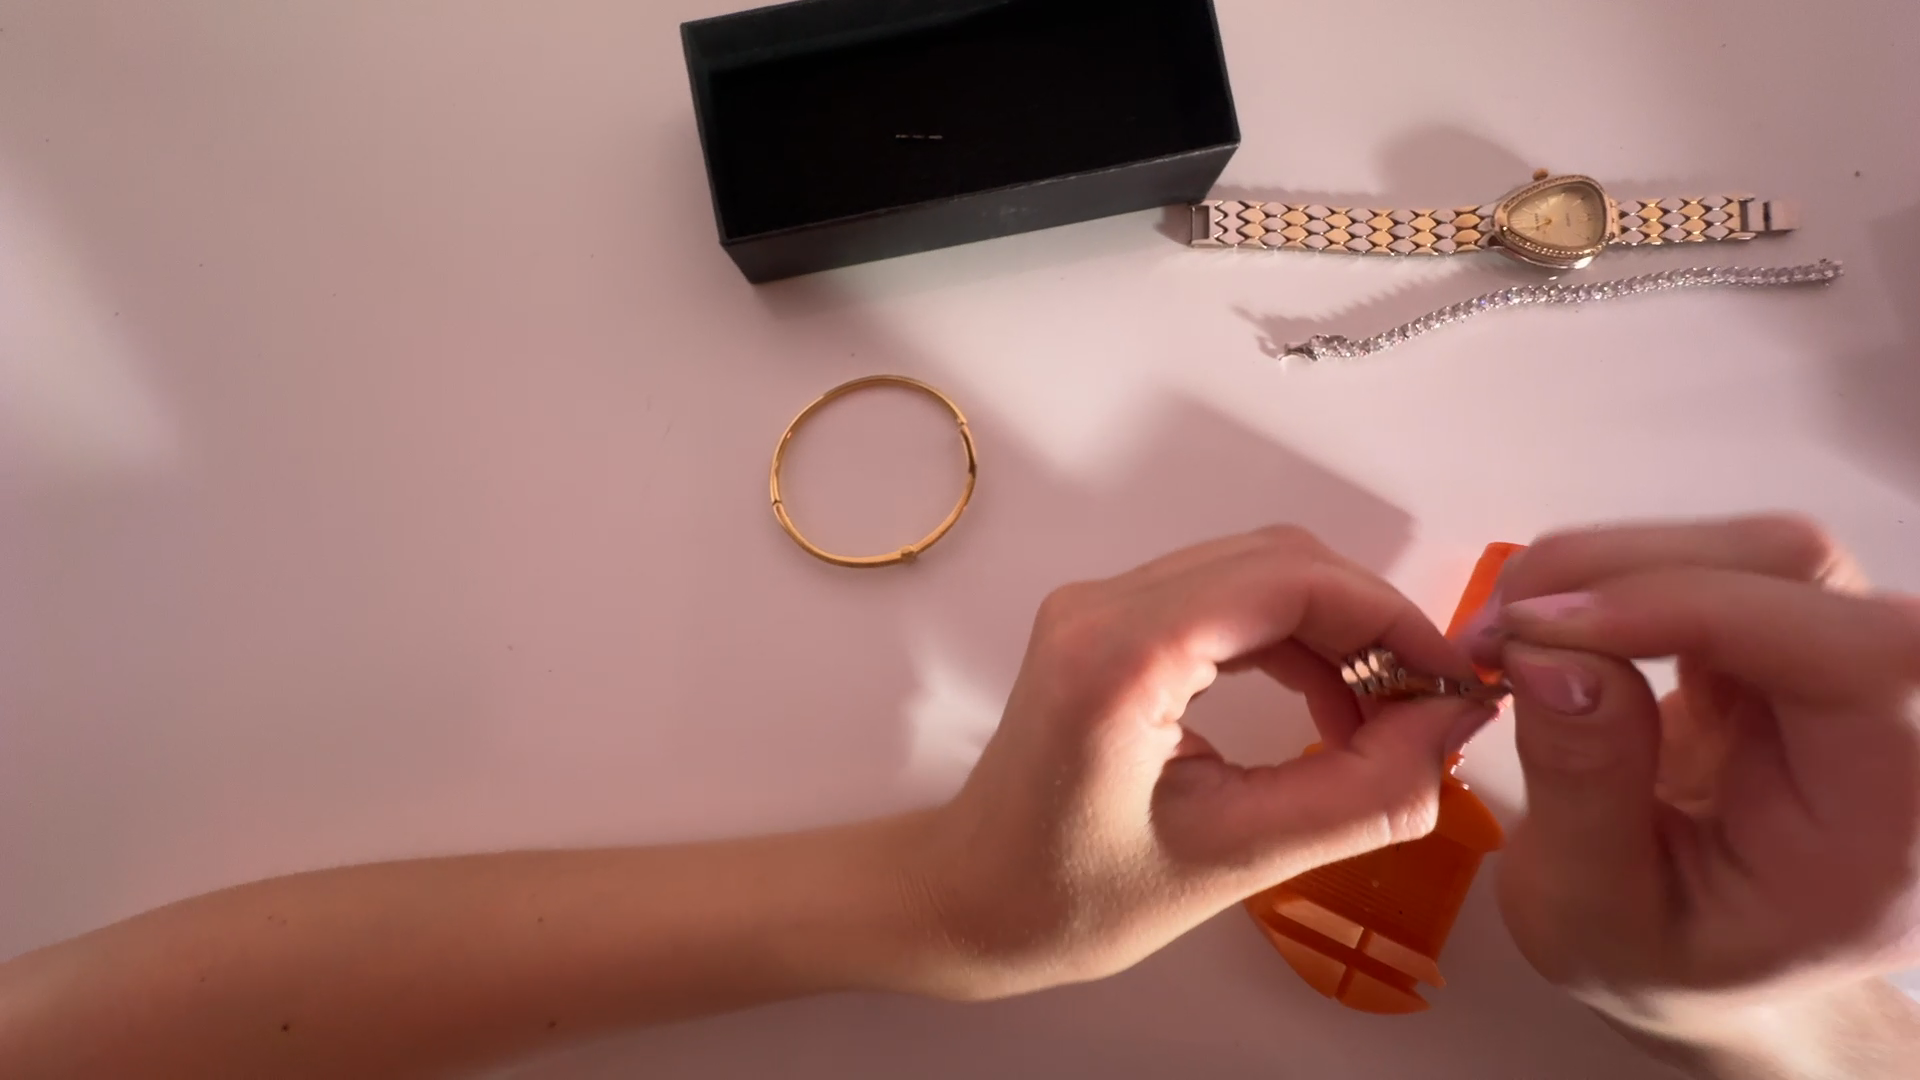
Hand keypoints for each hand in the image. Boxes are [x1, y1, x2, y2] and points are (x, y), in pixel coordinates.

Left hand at [903, 526, 1495, 999]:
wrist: (975, 890)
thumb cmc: (1079, 895)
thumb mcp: (1237, 858)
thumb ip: (1365, 792)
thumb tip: (1451, 720)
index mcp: (1119, 654)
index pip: (1285, 580)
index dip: (1387, 617)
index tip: (1453, 682)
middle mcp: (1099, 603)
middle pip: (1271, 562)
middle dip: (1364, 622)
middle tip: (1421, 704)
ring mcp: (1094, 604)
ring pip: (1246, 573)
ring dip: (1326, 630)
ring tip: (1374, 716)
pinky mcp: (1100, 621)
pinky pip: (1213, 600)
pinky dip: (1280, 637)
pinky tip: (1318, 699)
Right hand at [1469, 516, 1919, 1076]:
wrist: (1699, 966)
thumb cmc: (1652, 960)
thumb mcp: (1589, 909)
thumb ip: (1581, 786)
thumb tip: (1548, 651)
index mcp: (1891, 822)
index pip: (1855, 657)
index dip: (1696, 608)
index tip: (1536, 630)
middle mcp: (1893, 727)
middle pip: (1790, 567)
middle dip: (1616, 572)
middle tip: (1494, 631)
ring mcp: (1829, 675)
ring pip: (1735, 548)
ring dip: (1592, 566)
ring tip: (1501, 629)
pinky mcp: (1764, 649)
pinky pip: (1690, 565)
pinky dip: (1591, 576)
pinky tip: (1534, 624)